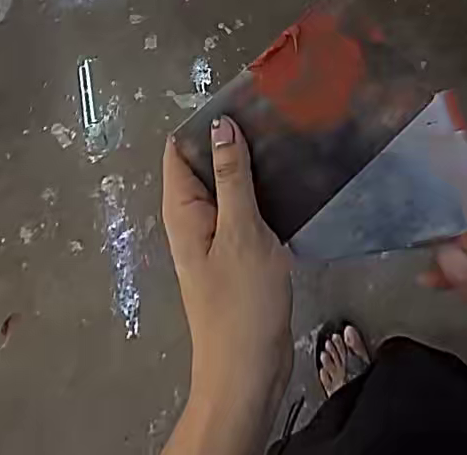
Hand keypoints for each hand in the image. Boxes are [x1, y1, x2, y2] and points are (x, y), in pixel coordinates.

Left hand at [161, 118, 292, 454]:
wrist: (250, 369)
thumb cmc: (240, 301)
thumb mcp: (240, 230)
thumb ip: (232, 176)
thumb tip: (221, 125)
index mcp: (183, 209)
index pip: (179, 150)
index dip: (203, 122)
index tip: (238, 98)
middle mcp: (193, 216)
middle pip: (204, 162)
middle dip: (230, 136)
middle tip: (269, 112)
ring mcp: (215, 233)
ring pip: (227, 183)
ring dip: (248, 162)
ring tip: (282, 135)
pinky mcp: (236, 247)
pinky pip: (243, 204)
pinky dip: (259, 187)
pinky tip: (287, 177)